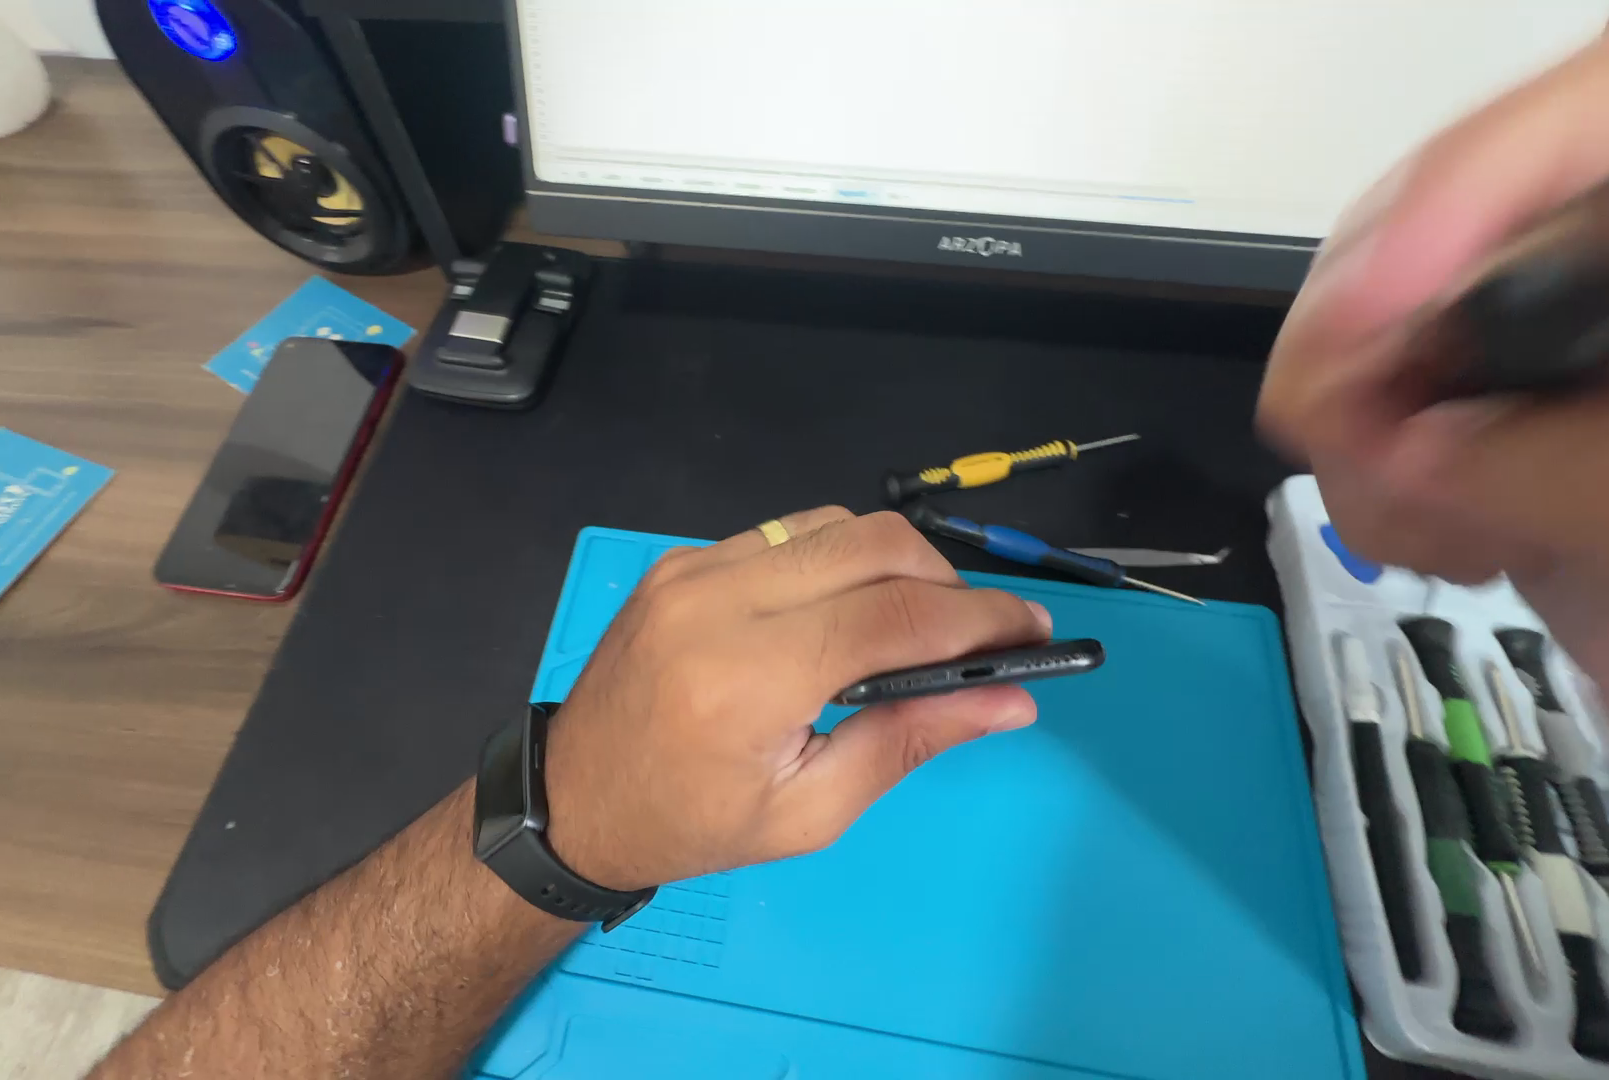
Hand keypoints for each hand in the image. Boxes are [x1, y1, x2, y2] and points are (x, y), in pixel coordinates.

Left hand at [540, 506, 1051, 891]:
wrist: (575, 794)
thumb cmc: (690, 823)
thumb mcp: (808, 811)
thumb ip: (909, 742)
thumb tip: (1007, 700)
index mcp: (749, 675)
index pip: (894, 616)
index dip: (980, 618)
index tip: (1033, 631)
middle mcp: (719, 596)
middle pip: (872, 542)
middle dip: (946, 579)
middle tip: (974, 632)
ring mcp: (695, 566)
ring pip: (834, 524)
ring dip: (895, 563)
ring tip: (915, 622)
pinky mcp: (683, 558)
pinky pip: (788, 536)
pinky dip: (839, 560)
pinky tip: (844, 608)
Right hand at [1258, 1, 1608, 800]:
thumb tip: (1421, 443)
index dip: (1487, 169)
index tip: (1374, 301)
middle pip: (1461, 224)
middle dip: (1369, 339)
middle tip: (1344, 438)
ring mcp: (1574, 359)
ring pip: (1382, 335)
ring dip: (1354, 438)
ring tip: (1432, 535)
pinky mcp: (1499, 436)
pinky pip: (1370, 425)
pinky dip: (1364, 489)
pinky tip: (1440, 547)